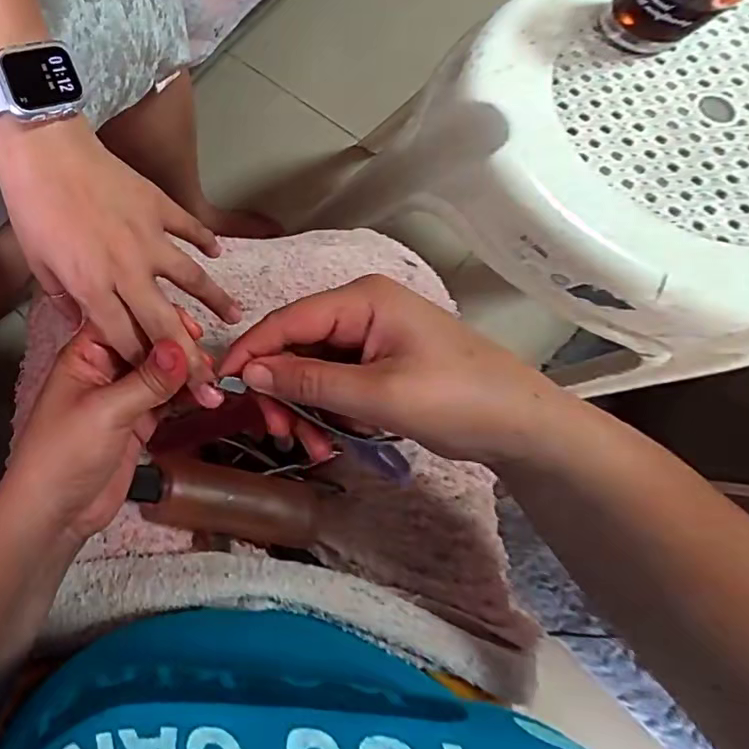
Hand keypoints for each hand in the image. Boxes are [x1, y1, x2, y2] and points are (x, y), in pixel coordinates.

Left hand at [0, 117, 238, 404]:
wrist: (45, 151)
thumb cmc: (33, 209)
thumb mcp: (37, 264)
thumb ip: (63, 300)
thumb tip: (81, 323)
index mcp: (92, 288)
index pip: (127, 339)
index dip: (148, 367)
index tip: (167, 383)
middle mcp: (127, 270)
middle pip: (165, 321)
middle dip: (191, 356)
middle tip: (213, 377)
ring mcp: (148, 236)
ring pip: (190, 277)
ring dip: (214, 300)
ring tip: (235, 317)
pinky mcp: (159, 206)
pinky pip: (190, 228)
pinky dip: (206, 240)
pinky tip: (218, 252)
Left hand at [0, 323, 191, 544]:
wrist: (54, 513)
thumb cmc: (62, 454)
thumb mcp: (105, 411)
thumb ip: (146, 380)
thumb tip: (180, 348)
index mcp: (85, 354)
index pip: (124, 321)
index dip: (156, 319)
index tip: (190, 327)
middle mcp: (104, 368)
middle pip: (147, 346)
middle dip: (178, 349)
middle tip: (206, 357)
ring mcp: (121, 395)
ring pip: (161, 374)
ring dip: (187, 376)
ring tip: (212, 381)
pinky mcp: (136, 422)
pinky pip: (166, 401)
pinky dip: (186, 399)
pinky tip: (206, 398)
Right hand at [217, 275, 584, 467]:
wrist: (527, 428)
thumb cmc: (458, 400)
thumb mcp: (378, 395)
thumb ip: (309, 381)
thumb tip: (247, 372)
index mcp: (361, 300)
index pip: (287, 321)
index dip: (251, 351)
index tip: (222, 384)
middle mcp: (359, 310)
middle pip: (294, 347)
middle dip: (282, 392)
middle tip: (280, 434)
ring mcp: (368, 336)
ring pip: (309, 370)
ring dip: (303, 409)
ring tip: (314, 448)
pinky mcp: (375, 361)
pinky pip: (332, 383)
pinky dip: (325, 412)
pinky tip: (333, 441)